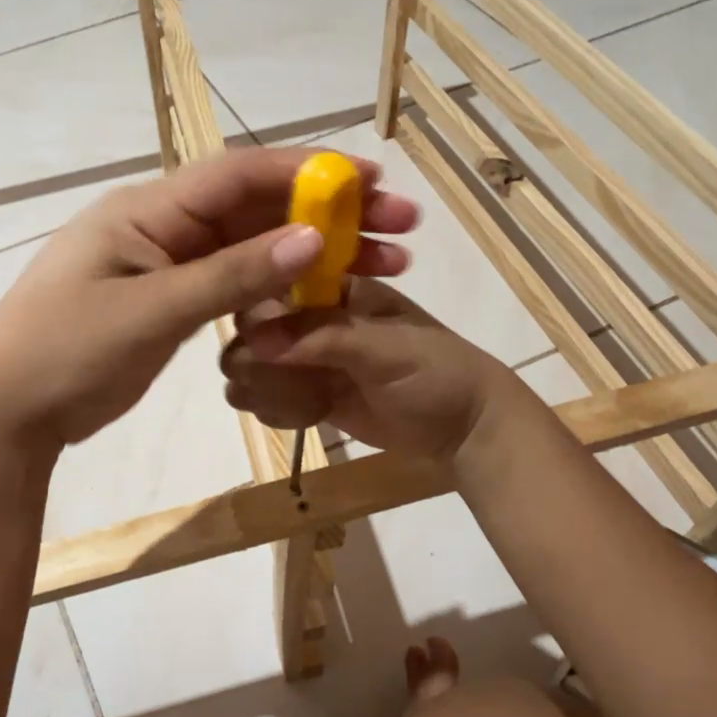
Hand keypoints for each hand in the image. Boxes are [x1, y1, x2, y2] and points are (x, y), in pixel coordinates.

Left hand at [0, 147, 418, 449]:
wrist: (9, 411)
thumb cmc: (67, 352)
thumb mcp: (152, 312)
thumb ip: (232, 275)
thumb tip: (311, 238)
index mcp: (148, 211)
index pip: (240, 174)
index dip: (308, 171)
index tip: (371, 179)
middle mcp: (161, 227)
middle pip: (255, 209)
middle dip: (326, 216)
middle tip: (397, 229)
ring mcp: (164, 266)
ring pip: (250, 248)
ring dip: (309, 255)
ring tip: (379, 267)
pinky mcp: (167, 303)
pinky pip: (232, 283)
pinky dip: (275, 288)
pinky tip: (320, 296)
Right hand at [221, 278, 517, 460]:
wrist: (465, 428)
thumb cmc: (437, 372)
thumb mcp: (385, 348)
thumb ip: (321, 338)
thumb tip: (253, 340)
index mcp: (334, 289)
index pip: (272, 288)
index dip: (256, 318)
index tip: (262, 348)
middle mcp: (312, 320)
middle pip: (251, 333)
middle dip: (256, 363)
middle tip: (284, 385)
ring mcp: (308, 360)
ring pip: (253, 370)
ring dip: (263, 390)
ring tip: (302, 406)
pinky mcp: (309, 397)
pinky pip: (268, 400)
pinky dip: (275, 412)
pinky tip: (304, 420)